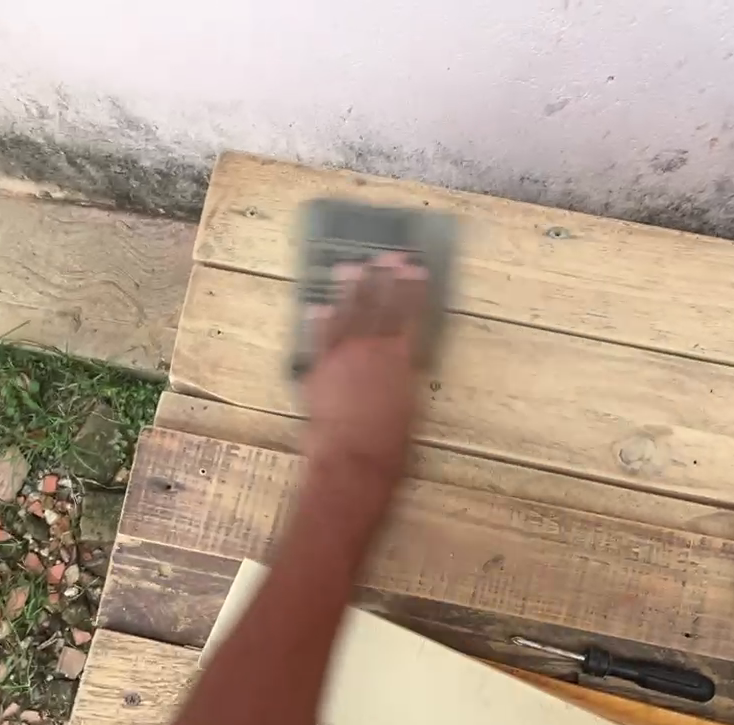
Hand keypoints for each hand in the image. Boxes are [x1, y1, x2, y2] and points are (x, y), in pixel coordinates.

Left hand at [299, 253, 429, 495]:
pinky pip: (317, 338)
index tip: (416, 267)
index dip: (413, 289)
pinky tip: (318, 305)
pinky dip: (318, 320)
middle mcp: (371, 350)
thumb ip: (402, 378)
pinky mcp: (317, 371)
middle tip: (388, 255)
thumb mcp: (409, 408)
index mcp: (400, 359)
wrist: (351, 459)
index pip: (409, 314)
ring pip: (346, 314)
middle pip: (378, 306)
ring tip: (351, 266)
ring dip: (349, 290)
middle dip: (385, 278)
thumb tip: (399, 364)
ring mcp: (340, 357)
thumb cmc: (390, 445)